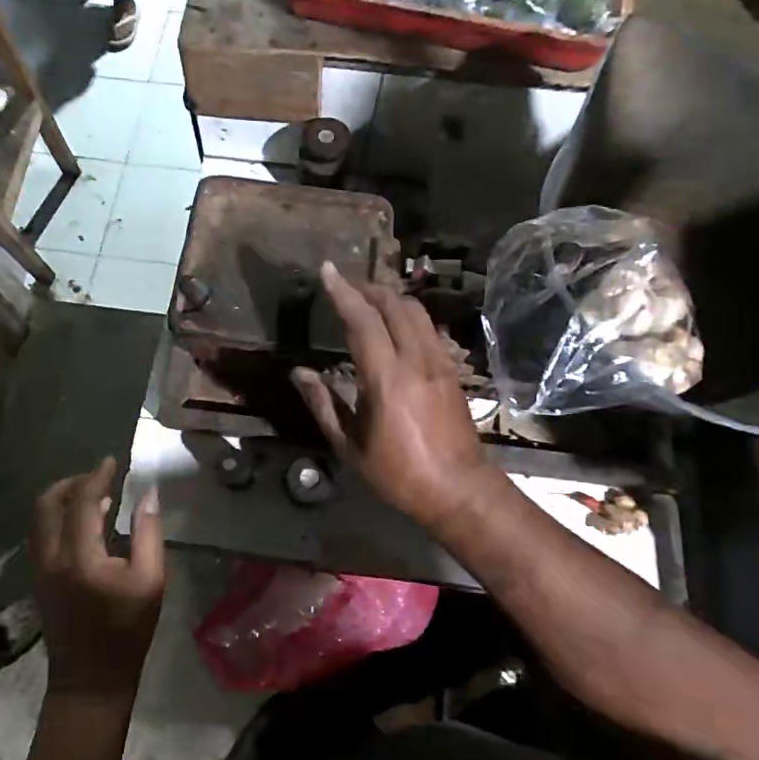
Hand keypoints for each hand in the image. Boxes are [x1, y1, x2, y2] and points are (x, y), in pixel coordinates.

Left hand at [30, 456, 165, 701]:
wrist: (90, 680)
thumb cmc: (127, 632)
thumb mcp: (151, 581)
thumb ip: (149, 533)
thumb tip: (148, 494)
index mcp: (81, 558)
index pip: (83, 501)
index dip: (97, 476)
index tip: (112, 461)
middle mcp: (52, 558)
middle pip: (48, 503)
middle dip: (72, 483)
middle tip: (99, 477)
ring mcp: (40, 569)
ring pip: (40, 518)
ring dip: (63, 499)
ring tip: (94, 496)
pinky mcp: (39, 579)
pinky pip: (42, 534)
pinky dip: (59, 517)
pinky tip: (85, 524)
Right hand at [292, 261, 498, 528]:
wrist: (459, 489)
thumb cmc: (399, 474)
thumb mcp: (350, 447)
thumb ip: (323, 405)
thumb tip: (299, 372)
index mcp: (387, 379)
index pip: (364, 321)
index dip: (343, 292)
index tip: (327, 270)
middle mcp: (417, 360)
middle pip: (394, 304)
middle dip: (367, 287)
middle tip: (343, 283)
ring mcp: (439, 362)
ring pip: (416, 310)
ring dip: (389, 296)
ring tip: (366, 297)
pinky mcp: (451, 369)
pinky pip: (428, 326)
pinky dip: (407, 313)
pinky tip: (394, 322)